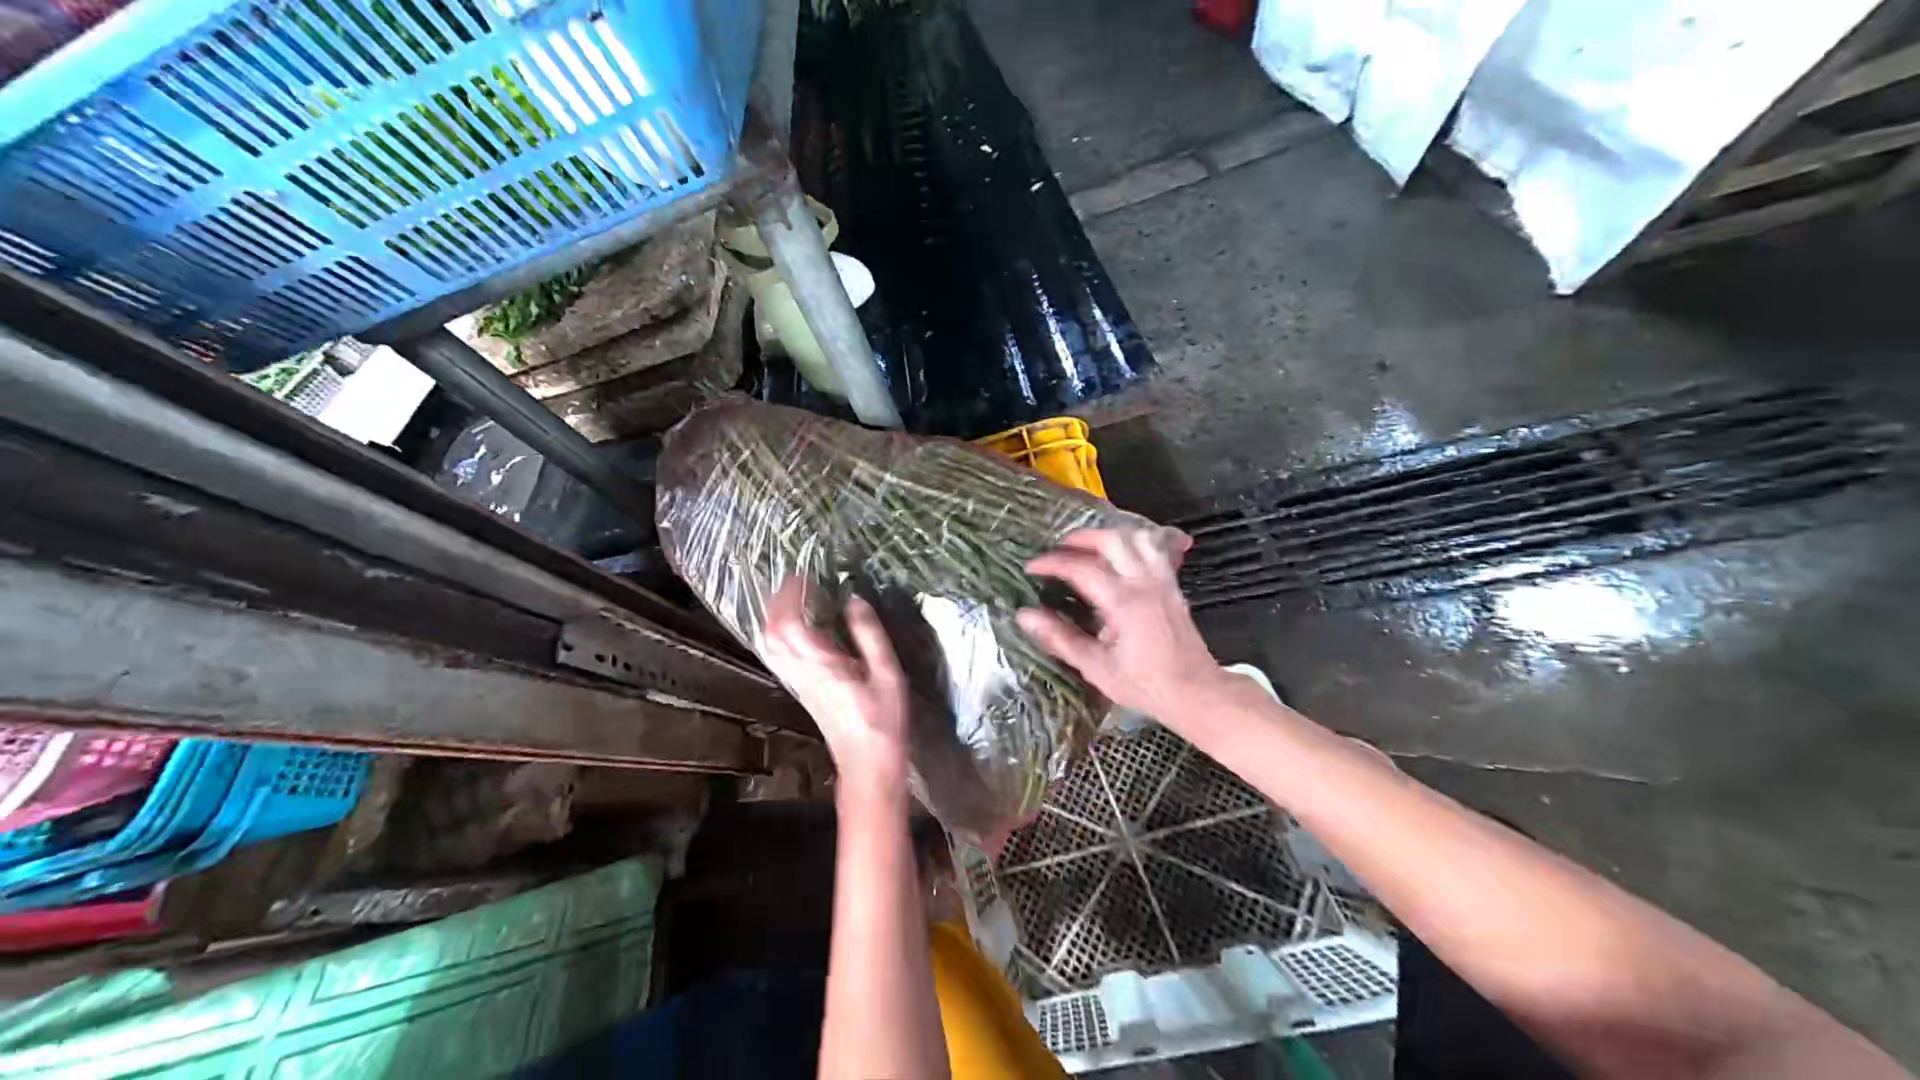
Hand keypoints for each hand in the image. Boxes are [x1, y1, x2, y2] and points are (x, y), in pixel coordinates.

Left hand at [762, 579, 911, 798]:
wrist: (867, 762)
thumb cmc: (883, 720)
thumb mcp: (888, 673)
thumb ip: (870, 634)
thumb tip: (854, 600)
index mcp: (821, 664)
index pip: (790, 622)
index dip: (791, 595)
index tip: (805, 576)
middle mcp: (801, 672)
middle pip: (771, 631)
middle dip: (779, 600)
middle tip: (797, 581)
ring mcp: (797, 682)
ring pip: (769, 644)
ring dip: (775, 616)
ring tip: (792, 597)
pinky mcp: (800, 689)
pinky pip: (776, 655)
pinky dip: (777, 634)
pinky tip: (793, 627)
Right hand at [1016, 527, 1230, 719]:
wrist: (1195, 692)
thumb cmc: (1145, 684)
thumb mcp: (1096, 668)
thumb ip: (1061, 638)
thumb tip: (1025, 616)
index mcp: (1124, 602)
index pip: (1082, 567)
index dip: (1053, 563)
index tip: (1032, 567)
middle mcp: (1145, 583)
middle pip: (1113, 539)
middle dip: (1081, 538)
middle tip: (1060, 550)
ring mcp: (1163, 581)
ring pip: (1138, 537)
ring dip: (1110, 536)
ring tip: (1089, 548)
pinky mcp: (1173, 585)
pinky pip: (1156, 549)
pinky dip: (1135, 542)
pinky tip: (1123, 554)